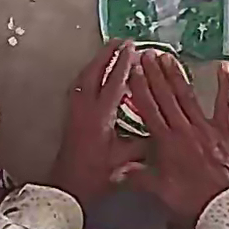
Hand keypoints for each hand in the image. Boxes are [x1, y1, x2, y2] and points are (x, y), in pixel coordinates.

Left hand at [49, 41, 144, 204]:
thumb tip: (161, 131)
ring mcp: (75, 111)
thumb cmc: (96, 176)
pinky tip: (97, 74)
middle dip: (107, 54)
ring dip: (97, 62)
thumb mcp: (123, 160)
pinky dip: (90, 74)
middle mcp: (85, 109)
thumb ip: (142, 143)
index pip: (114, 83)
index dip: (124, 64)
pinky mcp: (71, 116)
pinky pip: (80, 86)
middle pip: (94, 73)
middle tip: (120, 40)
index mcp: (100, 116)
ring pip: (85, 78)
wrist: (66, 188)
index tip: (133, 48)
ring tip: (110, 51)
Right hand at [126, 53, 228, 228]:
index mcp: (166, 142)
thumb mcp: (160, 191)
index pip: (149, 109)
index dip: (140, 87)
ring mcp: (205, 127)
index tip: (133, 69)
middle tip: (148, 54)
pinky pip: (223, 104)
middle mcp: (184, 129)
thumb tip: (115, 170)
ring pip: (187, 97)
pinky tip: (223, 67)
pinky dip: (223, 86)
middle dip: (155, 74)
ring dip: (177, 76)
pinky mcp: (224, 131)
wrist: (224, 207)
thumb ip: (138, 177)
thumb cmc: (191, 200)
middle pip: (166, 97)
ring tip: (168, 57)